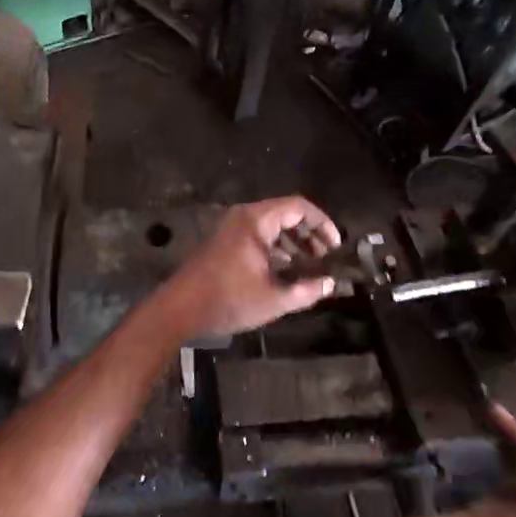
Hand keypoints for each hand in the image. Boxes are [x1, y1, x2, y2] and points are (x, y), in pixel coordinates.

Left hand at [155, 196, 340, 340]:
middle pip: (286, 214)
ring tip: (311, 268)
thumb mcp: (274, 299)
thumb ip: (306, 290)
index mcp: (256, 220)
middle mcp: (244, 216)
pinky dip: (276, 248)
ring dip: (294, 243)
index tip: (336, 246)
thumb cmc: (227, 300)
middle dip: (310, 235)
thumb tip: (330, 284)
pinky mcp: (225, 240)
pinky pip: (259, 235)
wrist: (179, 309)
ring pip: (272, 226)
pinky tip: (287, 271)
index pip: (299, 207)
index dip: (322, 224)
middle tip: (326, 259)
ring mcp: (232, 227)